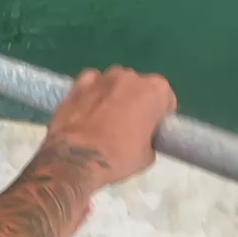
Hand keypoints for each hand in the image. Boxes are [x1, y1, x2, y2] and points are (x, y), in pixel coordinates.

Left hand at [42, 66, 175, 189]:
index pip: (165, 100)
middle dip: (134, 104)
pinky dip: (89, 96)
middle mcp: (130, 76)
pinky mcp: (76, 85)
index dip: (158, 116)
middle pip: (138, 89)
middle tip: (124, 128)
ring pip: (113, 85)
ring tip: (101, 122)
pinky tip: (84, 113)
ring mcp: (101, 77)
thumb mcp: (147, 157)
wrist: (73, 161)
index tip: (150, 131)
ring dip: (111, 97)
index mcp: (156, 89)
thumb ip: (150, 140)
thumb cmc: (116, 158)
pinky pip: (89, 86)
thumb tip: (142, 140)